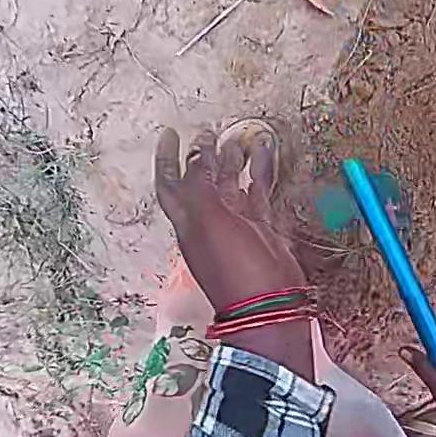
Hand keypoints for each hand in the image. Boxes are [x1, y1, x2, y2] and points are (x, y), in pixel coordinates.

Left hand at [153, 126, 302, 311]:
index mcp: (188, 219)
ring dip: (234, 160)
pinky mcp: (263, 227)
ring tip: (242, 137)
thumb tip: (195, 158)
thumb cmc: (232, 266)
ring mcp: (237, 223)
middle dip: (204, 155)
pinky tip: (266, 152)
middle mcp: (209, 219)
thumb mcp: (206, 221)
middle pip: (202, 180)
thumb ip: (198, 186)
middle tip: (211, 132)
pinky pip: (259, 191)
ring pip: (232, 183)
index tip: (170, 134)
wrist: (269, 304)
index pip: (170, 183)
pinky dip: (262, 171)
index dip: (167, 158)